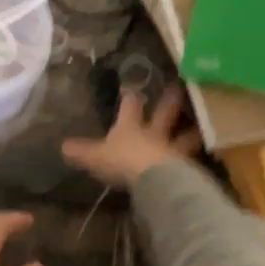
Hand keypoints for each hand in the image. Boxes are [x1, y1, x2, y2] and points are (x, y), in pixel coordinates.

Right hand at [61, 86, 201, 185]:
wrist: (153, 178)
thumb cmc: (122, 161)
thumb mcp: (96, 157)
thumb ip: (82, 152)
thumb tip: (63, 146)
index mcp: (131, 127)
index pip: (130, 107)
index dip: (130, 98)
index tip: (132, 87)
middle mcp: (155, 134)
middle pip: (165, 114)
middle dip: (170, 101)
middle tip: (178, 87)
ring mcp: (173, 150)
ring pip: (185, 137)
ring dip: (192, 133)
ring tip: (200, 129)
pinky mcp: (185, 168)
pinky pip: (191, 162)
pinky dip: (196, 161)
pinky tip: (202, 162)